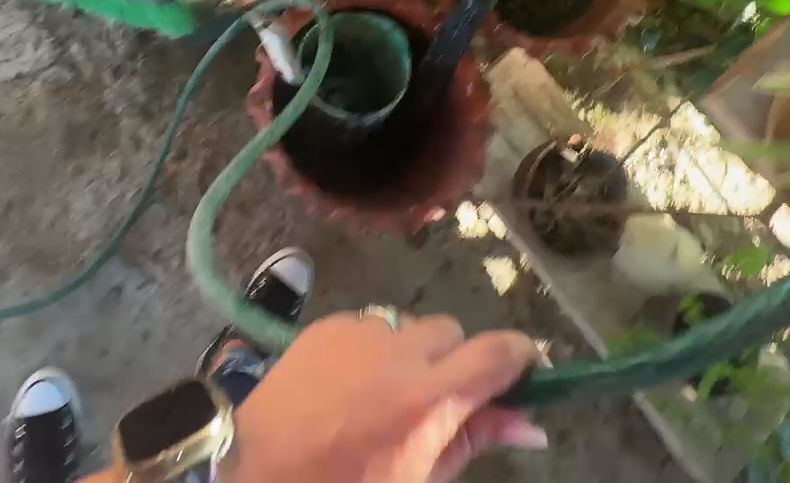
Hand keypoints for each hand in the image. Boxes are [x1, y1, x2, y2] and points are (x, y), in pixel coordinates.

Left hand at [223, 310, 547, 482]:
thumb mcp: (419, 479)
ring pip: (410, 326)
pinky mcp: (331, 322)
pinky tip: (351, 384)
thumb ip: (475, 441)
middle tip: (438, 401)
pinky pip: (371, 326)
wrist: (258, 467)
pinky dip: (374, 349)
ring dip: (413, 354)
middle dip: (456, 360)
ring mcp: (361, 329)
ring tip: (385, 396)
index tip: (526, 369)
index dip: (520, 355)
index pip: (497, 352)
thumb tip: (531, 424)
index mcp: (429, 397)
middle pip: (452, 332)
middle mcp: (400, 349)